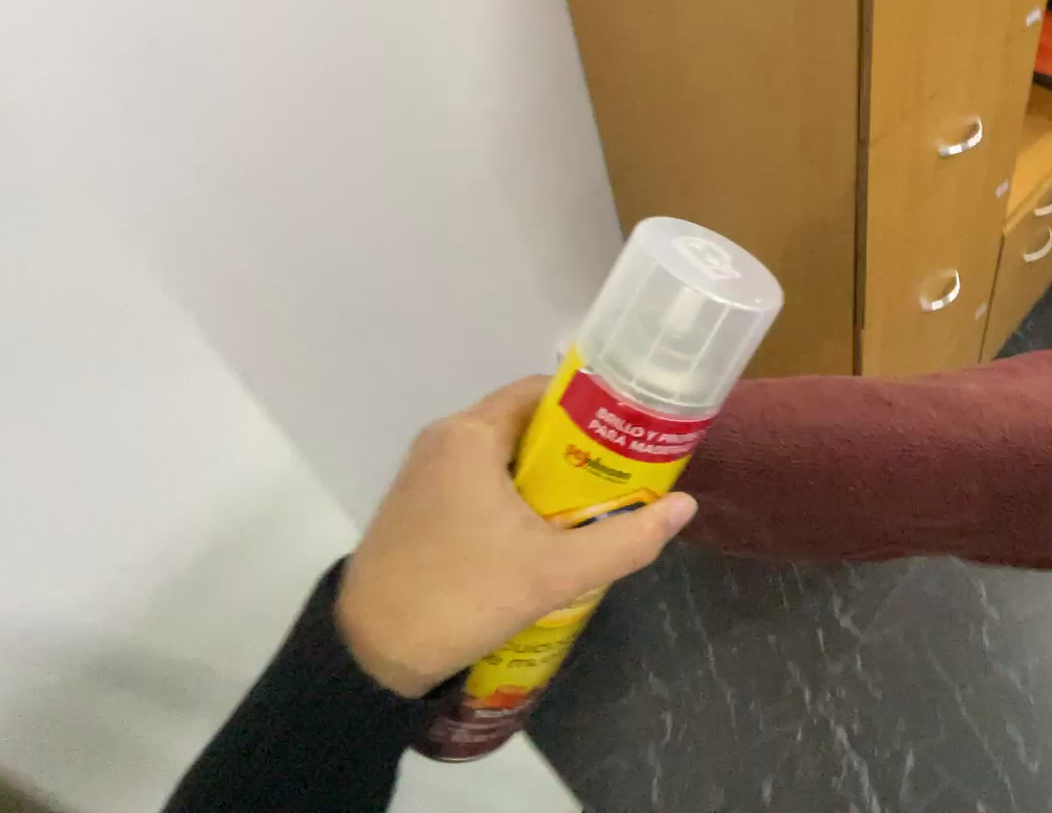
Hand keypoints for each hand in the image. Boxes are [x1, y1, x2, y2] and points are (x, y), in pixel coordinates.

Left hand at [334, 377, 697, 696]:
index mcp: (471, 434)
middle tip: (623, 474)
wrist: (364, 660)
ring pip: (507, 453)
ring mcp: (428, 472)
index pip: (545, 392)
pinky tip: (546, 526)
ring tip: (595, 502)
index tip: (630, 433)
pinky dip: (519, 490)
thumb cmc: (460, 596)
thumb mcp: (554, 572)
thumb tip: (686, 507)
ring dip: (550, 472)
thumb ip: (626, 540)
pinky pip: (483, 476)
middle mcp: (446, 440)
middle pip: (530, 422)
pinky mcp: (420, 504)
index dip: (593, 407)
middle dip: (579, 446)